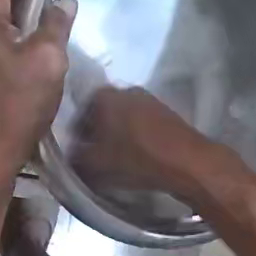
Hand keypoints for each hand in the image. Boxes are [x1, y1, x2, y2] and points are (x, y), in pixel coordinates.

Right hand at [71, 86, 224, 198]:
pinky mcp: (166, 113)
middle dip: (96, 132)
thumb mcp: (95, 164)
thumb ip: (74, 158)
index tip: (76, 149)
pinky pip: (141, 124)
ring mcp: (149, 99)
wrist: (187, 163)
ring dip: (117, 135)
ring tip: (115, 158)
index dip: (75, 131)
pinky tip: (136, 155)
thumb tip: (68, 155)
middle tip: (93, 155)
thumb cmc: (136, 159)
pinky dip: (135, 137)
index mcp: (104, 95)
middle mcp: (126, 90)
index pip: (78, 109)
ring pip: (122, 118)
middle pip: (101, 112)